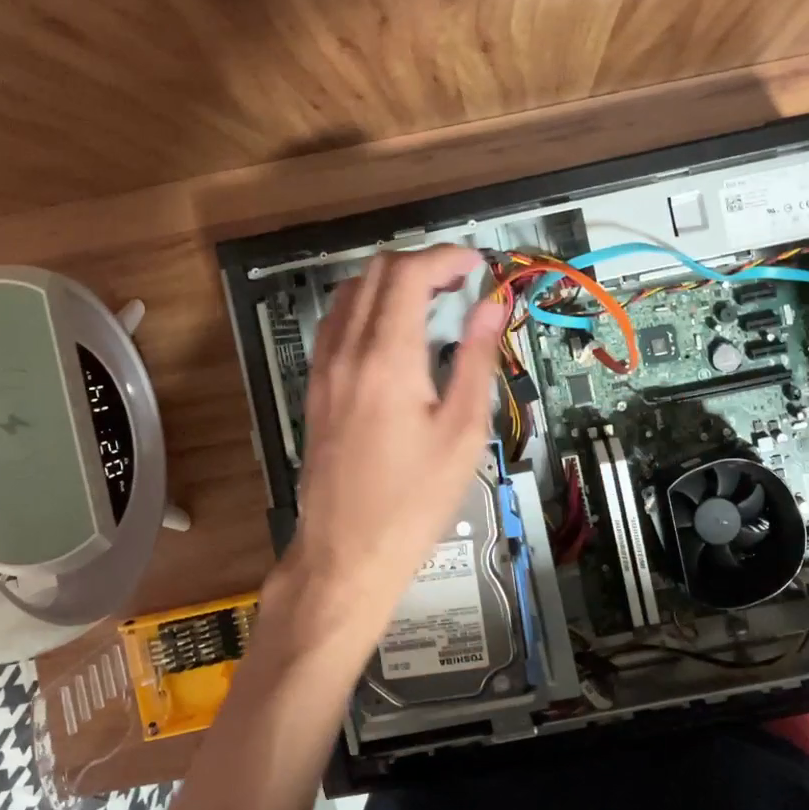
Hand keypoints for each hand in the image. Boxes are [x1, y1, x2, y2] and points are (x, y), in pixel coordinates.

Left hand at [275, 245, 504, 641]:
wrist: (345, 553)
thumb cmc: (413, 501)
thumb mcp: (462, 433)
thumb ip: (477, 359)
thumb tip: (492, 305)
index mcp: (387, 359)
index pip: (409, 274)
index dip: (447, 256)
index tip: (479, 264)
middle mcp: (347, 352)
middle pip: (376, 272)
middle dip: (422, 262)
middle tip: (462, 281)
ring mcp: (324, 368)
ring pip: (350, 291)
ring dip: (392, 280)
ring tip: (433, 300)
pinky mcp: (316, 387)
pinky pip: (336, 322)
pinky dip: (367, 305)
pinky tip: (394, 331)